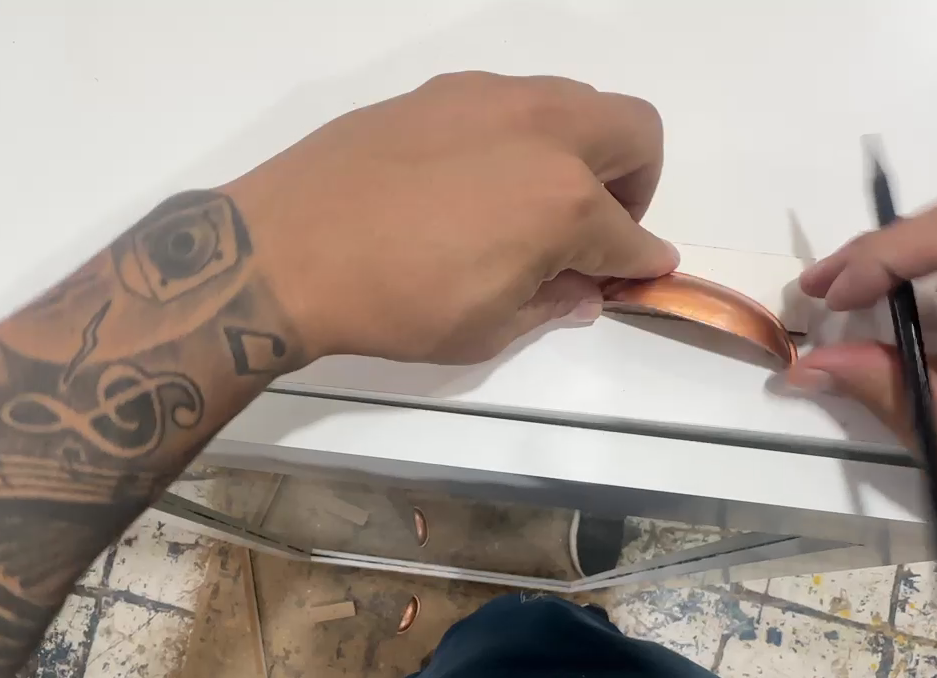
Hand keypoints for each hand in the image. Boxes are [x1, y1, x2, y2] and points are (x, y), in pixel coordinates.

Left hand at [221, 71, 678, 365]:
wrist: (292, 251)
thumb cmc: (395, 307)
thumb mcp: (484, 329)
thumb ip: (549, 303)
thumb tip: (583, 290)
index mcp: (562, 203)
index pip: (630, 236)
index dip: (643, 263)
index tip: (645, 274)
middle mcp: (543, 132)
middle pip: (635, 133)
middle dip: (637, 185)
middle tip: (597, 231)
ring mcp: (491, 98)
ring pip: (577, 102)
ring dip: (584, 152)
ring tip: (536, 205)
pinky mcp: (444, 89)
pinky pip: (515, 101)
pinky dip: (526, 138)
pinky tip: (480, 181)